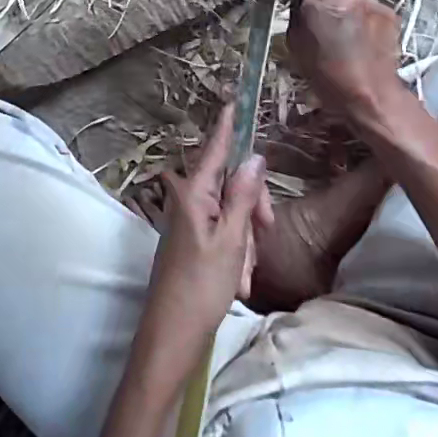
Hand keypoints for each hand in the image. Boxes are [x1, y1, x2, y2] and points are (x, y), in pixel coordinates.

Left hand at [145, 104, 272, 325]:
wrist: (171, 337)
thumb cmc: (201, 286)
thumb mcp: (231, 240)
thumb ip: (244, 196)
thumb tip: (254, 156)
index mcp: (194, 194)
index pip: (215, 149)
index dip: (227, 125)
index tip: (232, 100)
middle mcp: (190, 200)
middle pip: (232, 182)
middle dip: (253, 204)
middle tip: (266, 232)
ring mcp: (190, 221)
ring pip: (232, 209)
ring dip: (247, 235)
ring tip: (246, 271)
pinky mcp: (194, 240)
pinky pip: (225, 230)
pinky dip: (238, 249)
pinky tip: (240, 278)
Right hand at [286, 0, 413, 129]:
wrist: (373, 97)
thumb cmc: (328, 78)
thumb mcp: (296, 46)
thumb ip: (297, 15)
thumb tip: (299, 0)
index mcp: (322, 0)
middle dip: (323, 0)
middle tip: (320, 24)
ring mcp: (372, 2)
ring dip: (343, 11)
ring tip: (343, 39)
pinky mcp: (389, 13)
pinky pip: (367, 10)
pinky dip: (361, 21)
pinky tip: (361, 42)